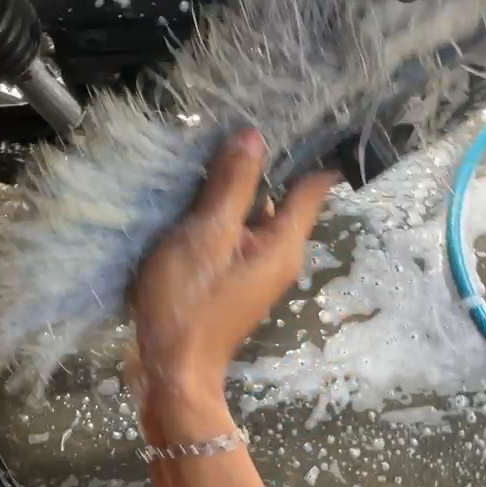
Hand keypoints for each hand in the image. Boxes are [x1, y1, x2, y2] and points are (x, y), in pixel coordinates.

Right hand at [129, 129, 337, 439]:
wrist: (172, 370)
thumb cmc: (190, 303)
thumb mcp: (207, 235)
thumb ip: (231, 186)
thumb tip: (254, 138)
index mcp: (284, 244)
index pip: (314, 185)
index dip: (306, 150)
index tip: (288, 116)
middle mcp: (278, 257)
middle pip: (278, 199)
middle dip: (256, 169)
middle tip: (226, 130)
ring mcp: (254, 273)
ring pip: (250, 220)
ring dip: (230, 195)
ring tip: (202, 160)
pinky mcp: (231, 284)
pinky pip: (232, 241)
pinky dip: (218, 222)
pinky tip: (189, 205)